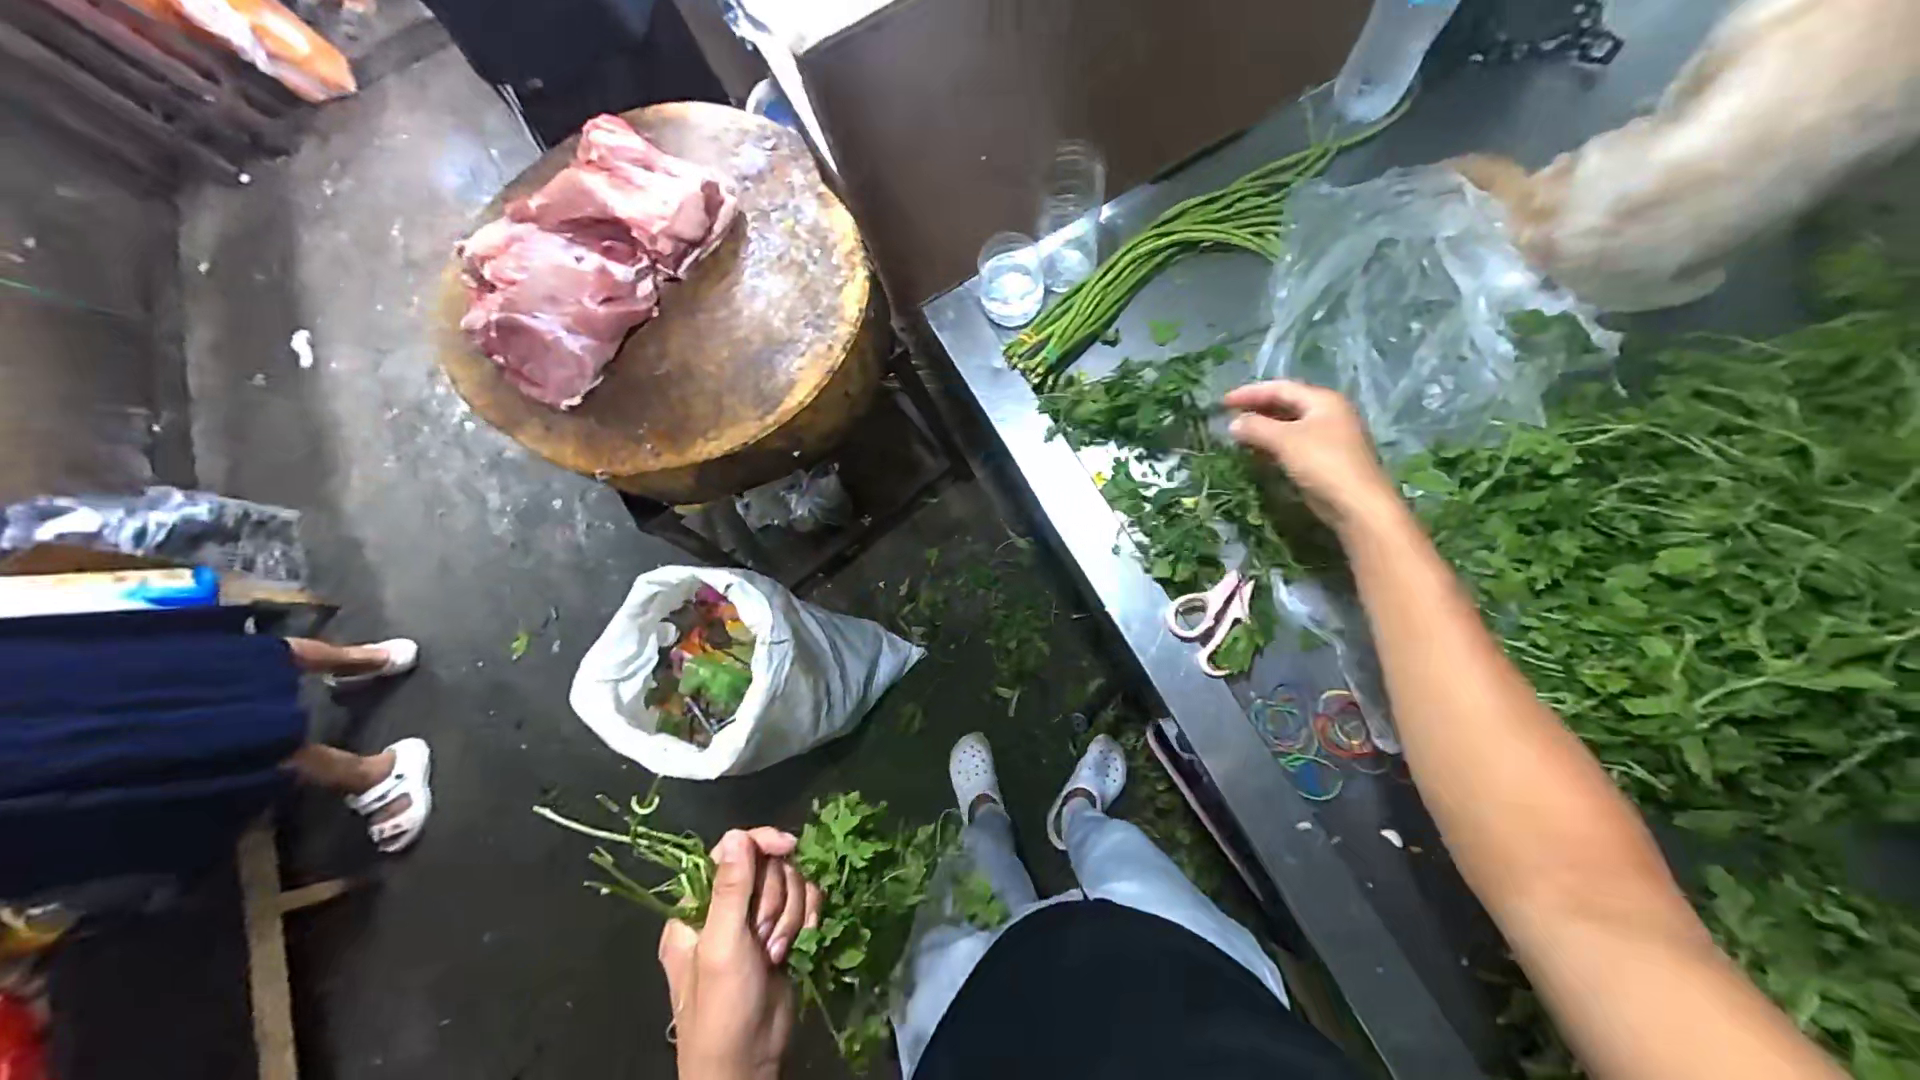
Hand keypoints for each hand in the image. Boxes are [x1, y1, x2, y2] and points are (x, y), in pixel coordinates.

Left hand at [658, 828, 822, 1079]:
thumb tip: (736, 833)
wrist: (749, 1065)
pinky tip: (796, 946)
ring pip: (790, 883)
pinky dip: (807, 920)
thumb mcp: (721, 946)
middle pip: (767, 865)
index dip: (760, 844)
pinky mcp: (783, 932)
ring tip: (775, 951)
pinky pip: (806, 902)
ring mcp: (756, 921)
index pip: (731, 850)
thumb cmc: (723, 1009)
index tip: (787, 846)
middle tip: (761, 936)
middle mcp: (726, 908)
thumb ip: (730, 888)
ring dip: (790, 914)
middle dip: (774, 897)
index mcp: (697, 907)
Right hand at [1223, 380, 1400, 531]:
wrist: (1356, 504)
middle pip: (1286, 404)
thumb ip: (1256, 427)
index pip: (1280, 388)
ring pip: (1289, 425)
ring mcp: (1329, 437)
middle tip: (1230, 417)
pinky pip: (1293, 443)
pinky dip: (1273, 444)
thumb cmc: (1322, 463)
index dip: (1250, 392)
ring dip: (1263, 428)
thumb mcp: (1284, 440)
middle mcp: (1328, 413)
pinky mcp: (1325, 459)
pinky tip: (1258, 453)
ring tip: (1239, 435)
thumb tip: (1233, 423)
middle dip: (1257, 409)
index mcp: (1322, 401)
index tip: (1223, 402)